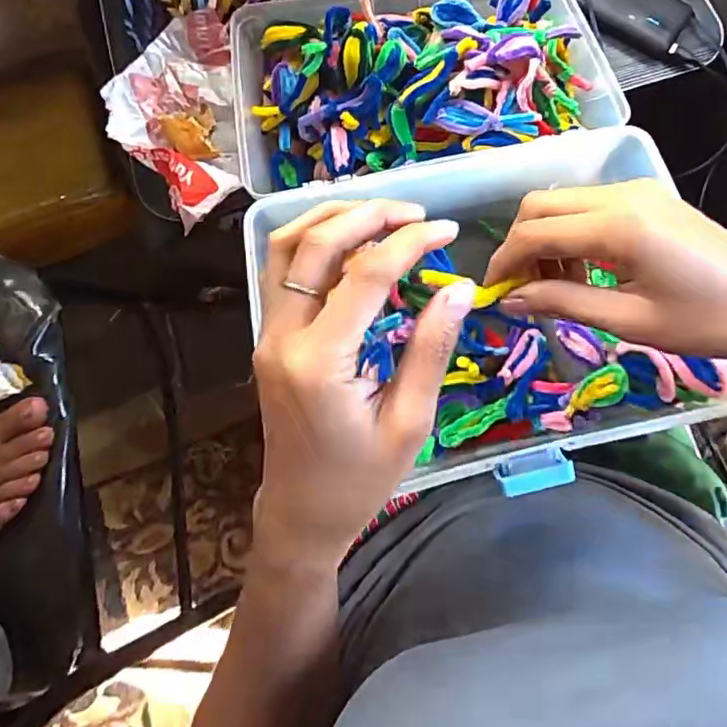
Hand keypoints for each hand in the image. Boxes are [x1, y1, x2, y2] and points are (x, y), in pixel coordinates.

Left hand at [251, 200, 477, 568]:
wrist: (300, 514)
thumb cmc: (360, 479)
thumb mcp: (409, 421)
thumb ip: (430, 348)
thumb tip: (459, 289)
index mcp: (319, 363)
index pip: (364, 276)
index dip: (409, 243)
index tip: (446, 231)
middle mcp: (282, 338)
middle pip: (315, 245)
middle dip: (368, 216)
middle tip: (416, 213)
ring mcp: (267, 334)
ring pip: (284, 246)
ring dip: (332, 218)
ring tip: (381, 212)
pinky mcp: (268, 335)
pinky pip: (280, 269)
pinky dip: (313, 239)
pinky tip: (349, 237)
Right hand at [483, 180, 726, 370]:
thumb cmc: (713, 323)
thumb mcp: (632, 322)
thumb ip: (564, 304)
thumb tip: (511, 300)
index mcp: (618, 225)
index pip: (535, 232)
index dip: (504, 262)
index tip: (493, 294)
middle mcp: (622, 195)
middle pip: (541, 205)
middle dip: (520, 247)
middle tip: (523, 293)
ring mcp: (638, 192)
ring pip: (563, 203)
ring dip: (546, 241)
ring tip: (559, 290)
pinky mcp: (650, 199)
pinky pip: (590, 207)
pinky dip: (572, 235)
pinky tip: (586, 272)